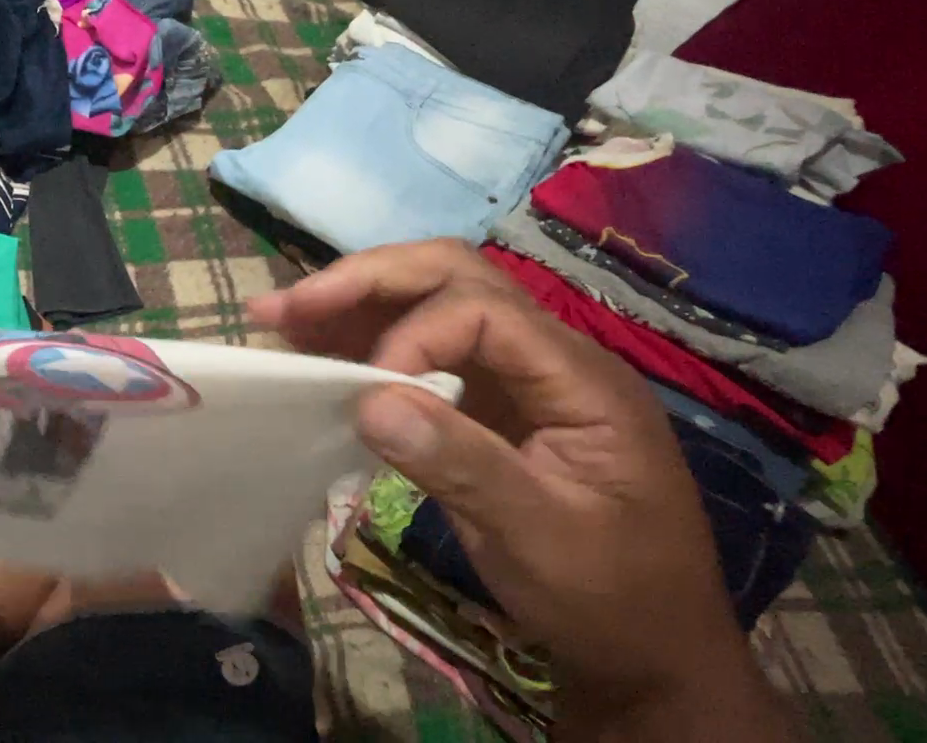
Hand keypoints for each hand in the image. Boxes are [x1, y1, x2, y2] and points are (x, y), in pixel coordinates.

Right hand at [252, 240, 795, 739]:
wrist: (647, 650)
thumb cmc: (608, 596)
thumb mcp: (539, 538)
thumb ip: (461, 464)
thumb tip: (370, 400)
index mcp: (578, 378)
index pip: (483, 311)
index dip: (412, 336)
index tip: (368, 393)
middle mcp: (545, 355)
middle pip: (452, 276)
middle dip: (367, 281)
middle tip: (292, 305)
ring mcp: (513, 373)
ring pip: (427, 300)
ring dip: (352, 302)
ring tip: (278, 315)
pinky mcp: (484, 397)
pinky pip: (416, 346)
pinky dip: (361, 340)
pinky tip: (314, 349)